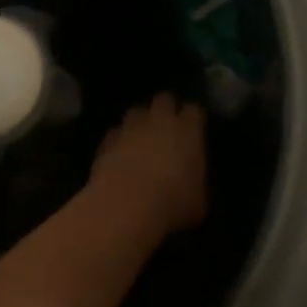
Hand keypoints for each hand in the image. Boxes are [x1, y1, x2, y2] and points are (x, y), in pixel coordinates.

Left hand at [88, 94, 207, 236]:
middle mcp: (160, 120)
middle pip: (164, 100)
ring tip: (141, 141)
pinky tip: (119, 157)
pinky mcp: (108, 140)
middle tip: (168, 130)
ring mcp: (131, 127)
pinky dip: (119, 141)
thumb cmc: (172, 204)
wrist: (126, 206)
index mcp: (188, 130)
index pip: (195, 111)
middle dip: (166, 110)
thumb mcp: (198, 203)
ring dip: (140, 123)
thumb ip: (197, 184)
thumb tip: (194, 184)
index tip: (194, 131)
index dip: (194, 120)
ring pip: (137, 112)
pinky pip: (115, 133)